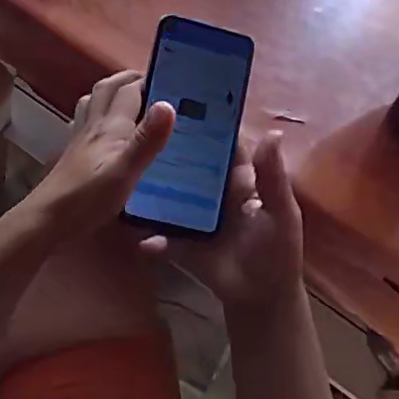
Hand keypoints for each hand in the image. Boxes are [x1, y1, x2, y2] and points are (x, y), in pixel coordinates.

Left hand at [24, 70, 175, 231]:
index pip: (129, 91)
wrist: (47, 220)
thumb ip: (146, 140)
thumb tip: (168, 104)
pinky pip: (83, 124)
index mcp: (109, 127)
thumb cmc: (87, 197)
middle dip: (127, 79)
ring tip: (128, 98)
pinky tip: (101, 130)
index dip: (148, 79)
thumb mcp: (125, 172)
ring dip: (109, 94)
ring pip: (91, 104)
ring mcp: (78, 141)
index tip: (173, 75)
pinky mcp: (71, 157)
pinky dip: (95, 116)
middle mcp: (92, 127)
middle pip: (106, 90)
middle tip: (150, 80)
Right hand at [136, 131, 304, 317]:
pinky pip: (154, 229)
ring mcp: (187, 215)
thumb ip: (272, 176)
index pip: (216, 146)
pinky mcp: (173, 238)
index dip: (202, 125)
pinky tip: (124, 215)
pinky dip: (141, 226)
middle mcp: (207, 193)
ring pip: (164, 193)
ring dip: (145, 183)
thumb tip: (271, 131)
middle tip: (136, 125)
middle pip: (184, 165)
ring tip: (118, 164)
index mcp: (234, 181)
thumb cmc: (276, 251)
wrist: (259, 298)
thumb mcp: (280, 212)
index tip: (177, 101)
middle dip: (165, 148)